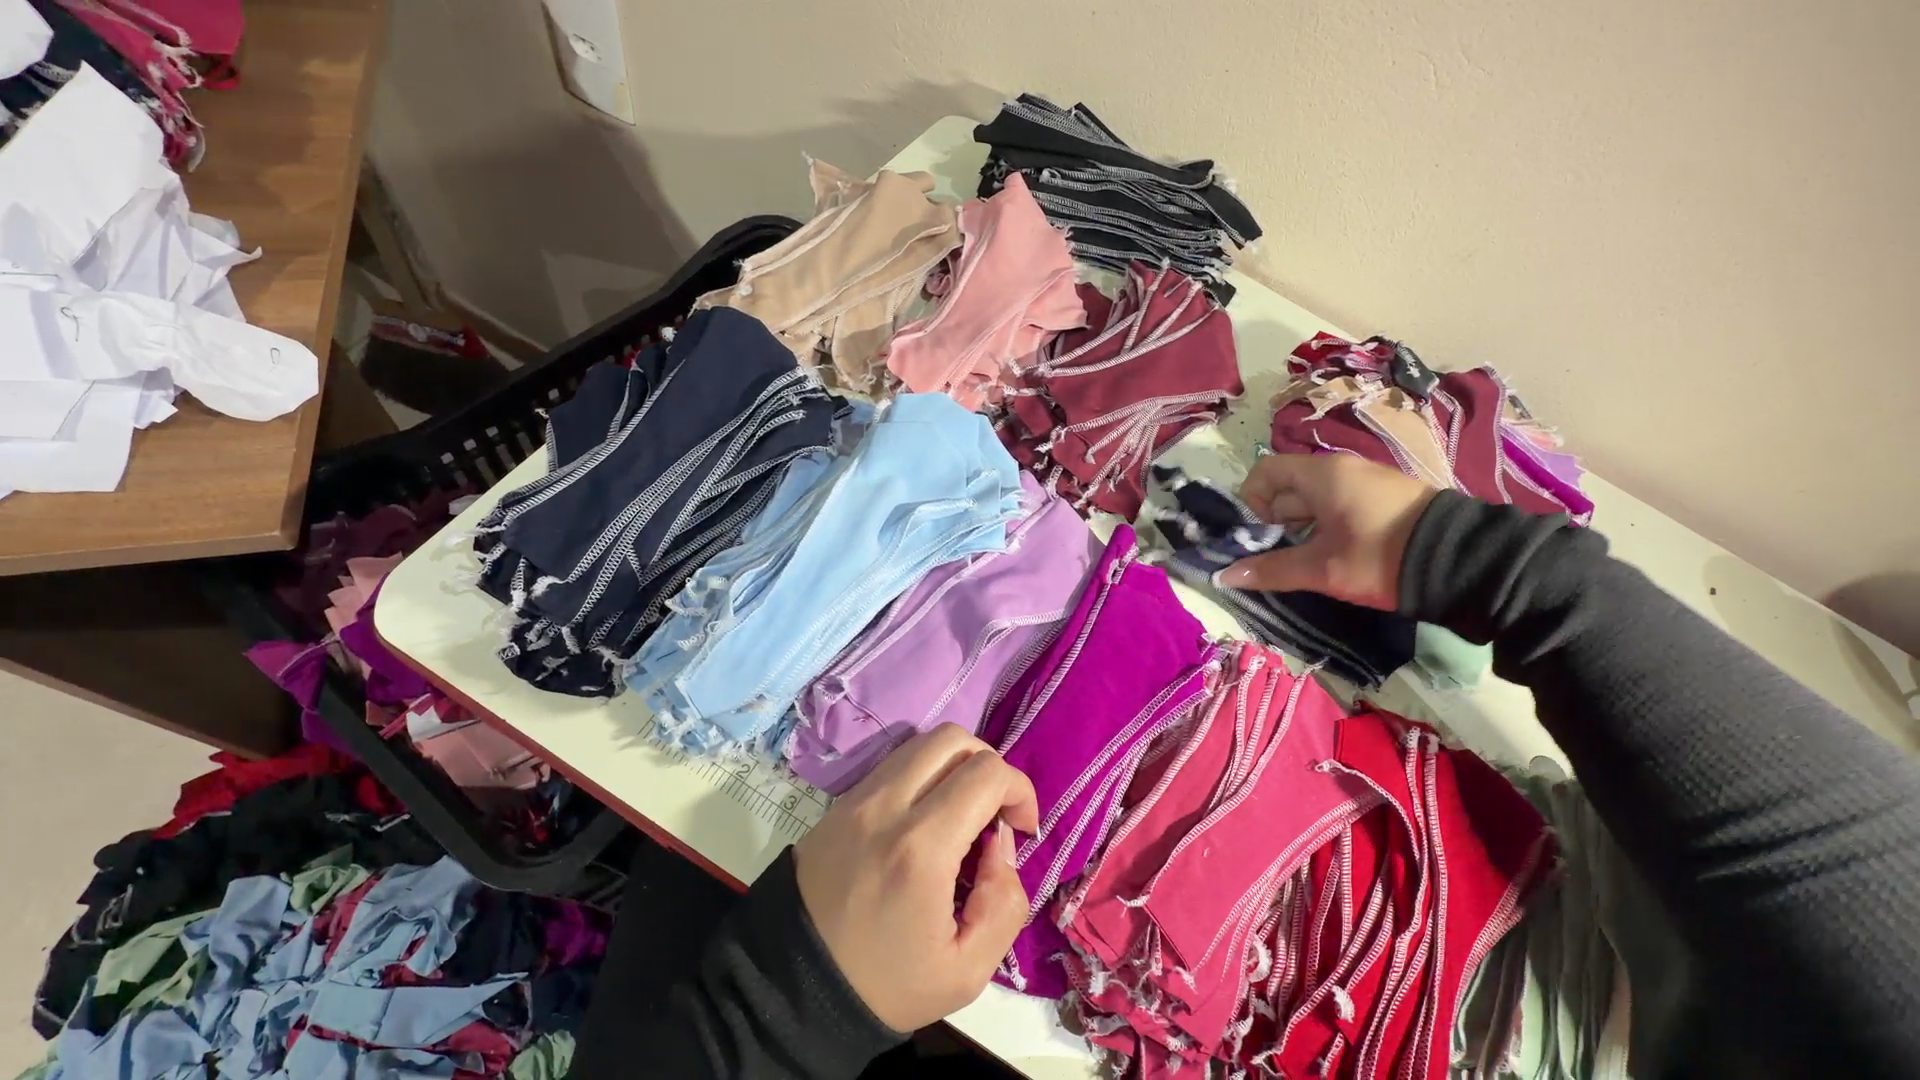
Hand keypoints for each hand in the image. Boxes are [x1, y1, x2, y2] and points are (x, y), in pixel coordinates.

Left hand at [793, 724, 1039, 1032]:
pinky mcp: (841, 802)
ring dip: (956, 765)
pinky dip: (925, 773)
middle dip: (991, 767)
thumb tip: (1001, 845)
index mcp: (922, 847)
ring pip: (922, 743)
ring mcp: (859, 797)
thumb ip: (1003, 904)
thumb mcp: (966, 972)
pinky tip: (930, 816)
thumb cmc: (884, 984)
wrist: (792, 983)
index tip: (1022, 828)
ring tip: (964, 813)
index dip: (1019, 790)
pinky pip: (894, 763)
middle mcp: (888, 805)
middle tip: (996, 813)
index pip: (987, 773)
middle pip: (954, 739)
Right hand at [1215, 452, 1438, 610]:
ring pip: (1315, 499)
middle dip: (1278, 522)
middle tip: (1289, 556)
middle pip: (1288, 487)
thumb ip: (1272, 570)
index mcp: (1321, 474)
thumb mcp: (1323, 569)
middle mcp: (1341, 468)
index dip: (1252, 502)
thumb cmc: (1379, 557)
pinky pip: (1341, 504)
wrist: (1462, 562)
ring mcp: (1367, 480)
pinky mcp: (1386, 497)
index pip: (1264, 471)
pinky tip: (1342, 555)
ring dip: (1304, 528)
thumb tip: (1224, 575)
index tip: (1263, 536)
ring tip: (1317, 560)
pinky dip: (1330, 526)